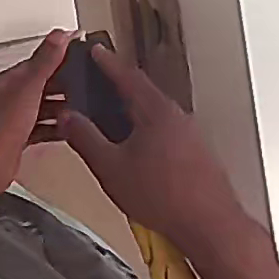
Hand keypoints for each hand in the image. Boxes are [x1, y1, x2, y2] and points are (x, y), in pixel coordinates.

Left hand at [0, 28, 73, 196]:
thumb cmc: (0, 128)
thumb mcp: (29, 89)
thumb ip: (45, 62)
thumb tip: (60, 35)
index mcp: (8, 82)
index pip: (36, 62)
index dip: (58, 55)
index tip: (78, 51)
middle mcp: (8, 98)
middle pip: (40, 85)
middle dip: (63, 83)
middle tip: (87, 81)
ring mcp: (12, 120)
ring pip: (41, 107)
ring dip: (61, 106)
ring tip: (83, 104)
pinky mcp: (18, 139)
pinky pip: (41, 129)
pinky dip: (55, 127)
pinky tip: (69, 129)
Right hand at [58, 44, 256, 256]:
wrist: (209, 226)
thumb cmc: (163, 197)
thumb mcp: (110, 166)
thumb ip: (85, 138)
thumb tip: (68, 118)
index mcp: (155, 112)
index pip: (128, 76)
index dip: (107, 63)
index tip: (95, 51)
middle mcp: (176, 117)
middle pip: (142, 92)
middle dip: (117, 88)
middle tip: (96, 85)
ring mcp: (190, 135)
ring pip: (153, 113)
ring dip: (131, 112)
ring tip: (109, 120)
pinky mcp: (196, 153)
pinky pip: (165, 131)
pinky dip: (145, 130)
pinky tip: (133, 149)